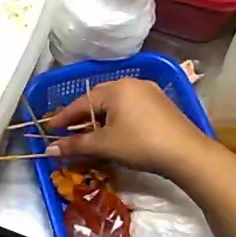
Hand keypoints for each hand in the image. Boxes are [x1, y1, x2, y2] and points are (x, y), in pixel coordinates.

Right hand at [44, 78, 218, 179]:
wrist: (185, 153)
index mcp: (115, 88)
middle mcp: (132, 83)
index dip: (64, 117)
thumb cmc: (140, 144)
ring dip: (101, 118)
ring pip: (116, 103)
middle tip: (68, 130)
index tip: (50, 128)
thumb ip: (76, 145)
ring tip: (91, 134)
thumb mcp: (105, 145)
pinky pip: (131, 107)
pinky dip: (118, 118)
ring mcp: (149, 91)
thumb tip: (50, 150)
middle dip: (82, 116)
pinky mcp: (161, 103)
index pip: (82, 102)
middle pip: (99, 99)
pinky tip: (116, 132)